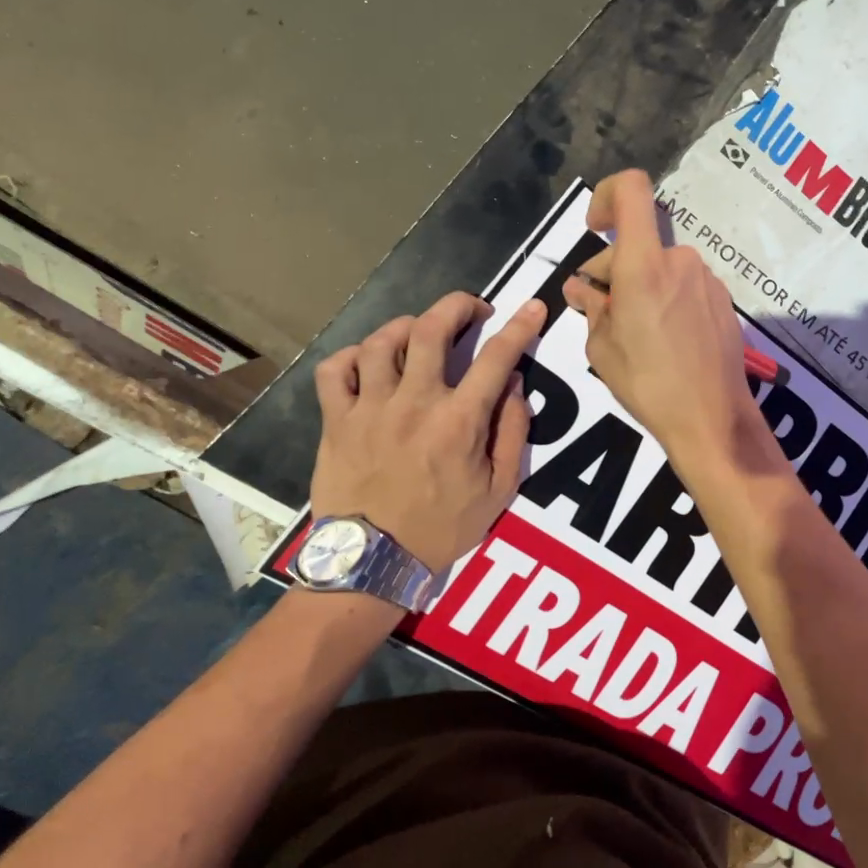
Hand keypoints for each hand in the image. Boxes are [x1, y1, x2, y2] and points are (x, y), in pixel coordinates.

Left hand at [309, 293, 545, 571]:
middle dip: (458, 306)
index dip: (520, 327)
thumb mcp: (499, 491)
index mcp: (459, 421)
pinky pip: (335, 370)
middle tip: (473, 311)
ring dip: (408, 326)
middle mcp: (413, 403)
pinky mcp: (335, 421)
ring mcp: (369, 409)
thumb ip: (511, 433)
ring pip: (381, 341)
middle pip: (432, 329)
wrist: (371, 562)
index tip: (532, 307)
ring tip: (421, 333)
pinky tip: (370, 361)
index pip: (497, 358)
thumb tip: (514, 386)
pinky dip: (353, 355)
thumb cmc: (442, 527)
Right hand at [562, 170, 761, 463]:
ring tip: (633, 333)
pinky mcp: (724, 302)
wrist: (712, 419)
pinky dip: (667, 300)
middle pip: (640, 243)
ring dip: (642, 287)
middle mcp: (681, 261)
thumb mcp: (602, 347)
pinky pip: (685, 287)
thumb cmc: (648, 384)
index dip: (606, 195)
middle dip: (614, 270)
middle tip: (600, 311)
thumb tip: (583, 288)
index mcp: (645, 265)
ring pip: (662, 268)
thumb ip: (592, 306)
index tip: (595, 228)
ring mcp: (708, 281)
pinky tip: (664, 340)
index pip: (631, 190)